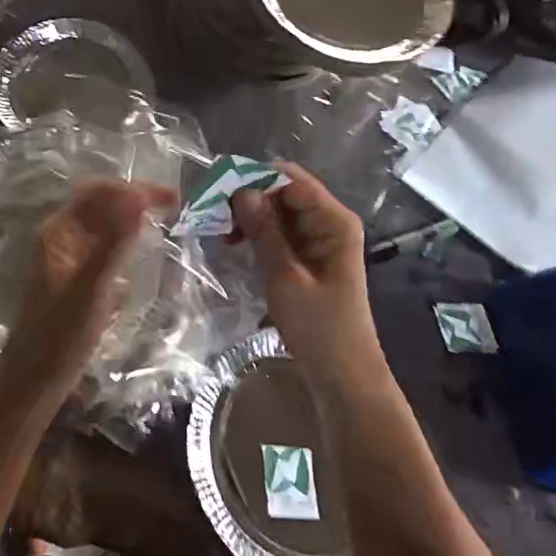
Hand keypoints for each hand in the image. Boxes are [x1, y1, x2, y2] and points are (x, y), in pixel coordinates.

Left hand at [5, 179, 175, 379]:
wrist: (35, 380)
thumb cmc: (61, 334)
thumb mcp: (93, 287)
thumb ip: (116, 242)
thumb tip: (139, 197)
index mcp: (58, 232)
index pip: (98, 191)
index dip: (135, 188)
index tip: (171, 199)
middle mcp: (60, 238)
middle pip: (100, 203)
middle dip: (135, 199)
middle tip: (172, 206)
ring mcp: (66, 258)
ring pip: (103, 225)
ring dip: (131, 218)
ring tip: (163, 222)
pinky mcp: (75, 277)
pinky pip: (103, 247)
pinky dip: (124, 241)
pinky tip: (142, 253)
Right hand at [230, 163, 382, 380]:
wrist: (342, 375)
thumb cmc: (319, 327)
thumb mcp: (286, 277)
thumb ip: (265, 231)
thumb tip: (242, 191)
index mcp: (334, 221)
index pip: (291, 180)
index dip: (255, 180)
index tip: (218, 192)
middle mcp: (329, 222)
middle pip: (285, 193)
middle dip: (250, 197)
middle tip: (212, 213)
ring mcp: (319, 240)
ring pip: (279, 213)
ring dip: (251, 216)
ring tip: (219, 230)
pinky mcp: (308, 258)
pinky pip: (280, 233)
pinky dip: (259, 234)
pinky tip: (234, 243)